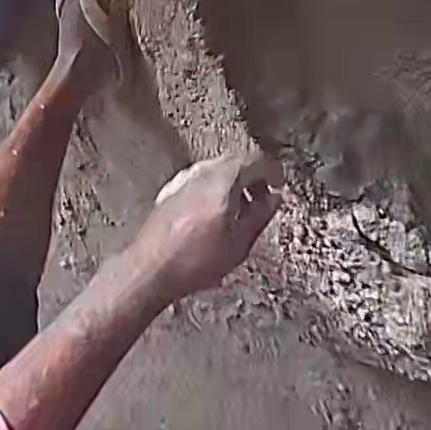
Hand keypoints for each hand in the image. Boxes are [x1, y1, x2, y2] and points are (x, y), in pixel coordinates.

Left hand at [126, 152, 282, 298]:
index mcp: (225, 179)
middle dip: (254, 177)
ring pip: (219, 169)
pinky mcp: (173, 188)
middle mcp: (205, 171)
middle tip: (264, 199)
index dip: (273, 171)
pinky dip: (217, 187)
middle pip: (238, 161)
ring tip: (241, 211)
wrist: (150, 268)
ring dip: (235, 183)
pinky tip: (216, 214)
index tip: (280, 184)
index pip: (257, 161)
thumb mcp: (239, 243)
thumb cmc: (194, 260)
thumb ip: (261, 215)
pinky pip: (203, 178)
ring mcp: (186, 177)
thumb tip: (275, 198)